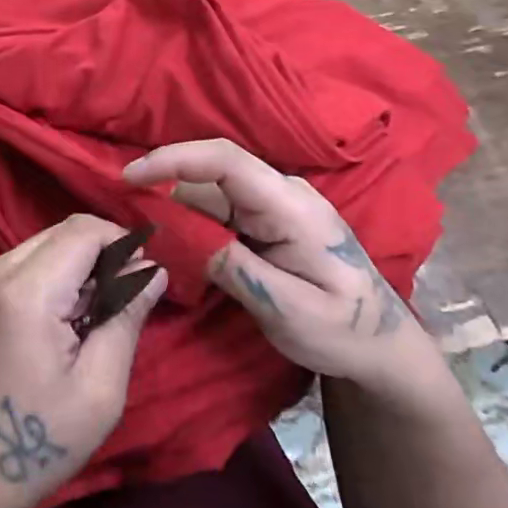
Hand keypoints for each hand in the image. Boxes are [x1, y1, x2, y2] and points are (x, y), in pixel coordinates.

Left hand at [0, 215, 166, 507]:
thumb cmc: (37, 442)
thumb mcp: (99, 389)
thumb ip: (125, 318)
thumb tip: (153, 272)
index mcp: (23, 291)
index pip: (81, 231)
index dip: (122, 242)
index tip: (147, 276)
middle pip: (57, 233)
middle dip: (99, 254)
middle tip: (124, 300)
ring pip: (36, 246)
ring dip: (71, 267)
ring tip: (90, 317)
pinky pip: (14, 265)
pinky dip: (45, 278)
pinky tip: (55, 321)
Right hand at [123, 139, 447, 407]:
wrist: (382, 347)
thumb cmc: (344, 332)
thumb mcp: (286, 309)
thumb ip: (233, 268)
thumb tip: (175, 236)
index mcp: (292, 207)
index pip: (226, 162)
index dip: (173, 159)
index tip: (130, 176)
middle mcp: (281, 194)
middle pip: (208, 176)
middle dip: (162, 188)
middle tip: (126, 221)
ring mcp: (272, 205)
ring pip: (207, 193)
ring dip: (172, 209)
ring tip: (142, 236)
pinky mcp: (264, 220)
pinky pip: (215, 209)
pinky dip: (187, 222)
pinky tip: (170, 243)